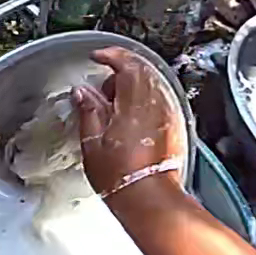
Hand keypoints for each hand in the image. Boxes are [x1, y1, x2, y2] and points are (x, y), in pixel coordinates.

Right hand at [71, 46, 187, 200]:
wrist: (149, 199)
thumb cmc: (120, 175)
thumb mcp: (92, 142)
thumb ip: (88, 111)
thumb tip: (82, 92)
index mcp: (135, 102)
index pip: (128, 64)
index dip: (111, 55)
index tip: (97, 57)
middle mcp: (157, 103)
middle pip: (141, 70)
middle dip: (118, 73)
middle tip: (100, 91)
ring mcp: (168, 114)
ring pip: (150, 84)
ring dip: (130, 87)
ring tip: (112, 107)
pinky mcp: (174, 126)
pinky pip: (158, 99)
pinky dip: (141, 99)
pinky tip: (128, 118)